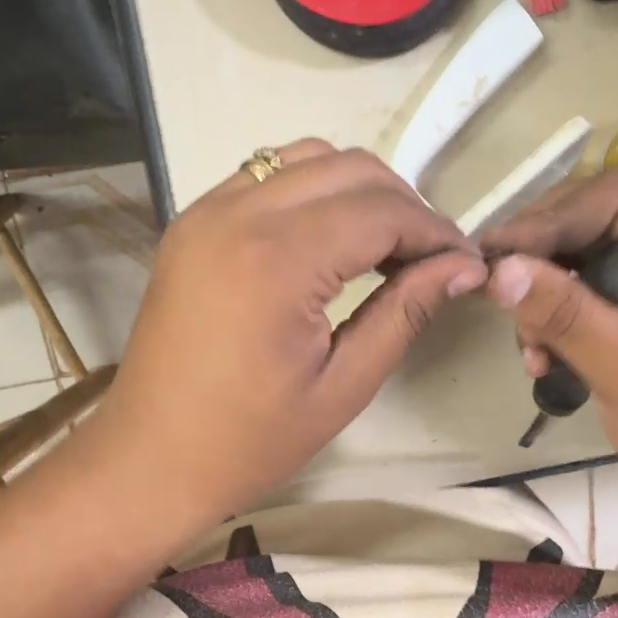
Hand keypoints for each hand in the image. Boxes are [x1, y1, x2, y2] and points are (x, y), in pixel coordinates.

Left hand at [83, 140, 487, 517]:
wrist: (150, 458)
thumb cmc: (248, 441)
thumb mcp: (342, 387)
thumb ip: (404, 313)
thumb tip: (463, 267)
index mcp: (277, 261)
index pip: (381, 212)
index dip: (434, 231)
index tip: (467, 262)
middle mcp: (237, 215)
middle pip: (349, 169)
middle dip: (403, 204)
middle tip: (431, 258)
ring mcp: (205, 212)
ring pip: (305, 159)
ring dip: (357, 189)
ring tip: (384, 246)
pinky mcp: (190, 223)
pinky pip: (264, 176)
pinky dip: (309, 191)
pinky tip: (327, 239)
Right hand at [479, 171, 617, 491]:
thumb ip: (564, 313)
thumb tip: (498, 267)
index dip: (551, 218)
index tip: (493, 252)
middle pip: (602, 219)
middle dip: (546, 259)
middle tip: (496, 288)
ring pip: (592, 256)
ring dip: (549, 296)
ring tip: (529, 346)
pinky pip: (598, 290)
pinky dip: (564, 318)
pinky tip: (543, 359)